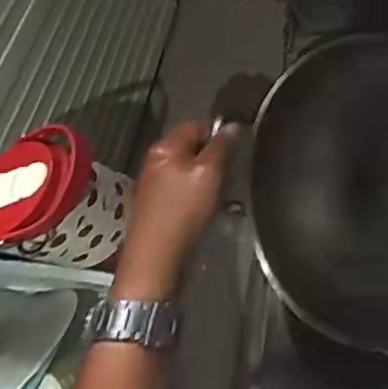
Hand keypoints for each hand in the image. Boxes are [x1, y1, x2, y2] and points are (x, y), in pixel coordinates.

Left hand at [112, 120, 238, 299]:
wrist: (155, 263)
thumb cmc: (183, 211)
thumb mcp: (209, 173)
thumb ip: (222, 145)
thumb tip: (232, 125)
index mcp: (164, 147)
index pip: (198, 125)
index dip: (219, 135)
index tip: (234, 153)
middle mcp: (155, 161)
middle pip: (194, 148)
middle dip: (214, 160)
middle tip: (228, 176)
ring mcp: (153, 185)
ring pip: (190, 171)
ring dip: (207, 180)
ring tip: (220, 197)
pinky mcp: (156, 208)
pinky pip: (183, 191)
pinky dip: (196, 197)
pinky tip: (205, 211)